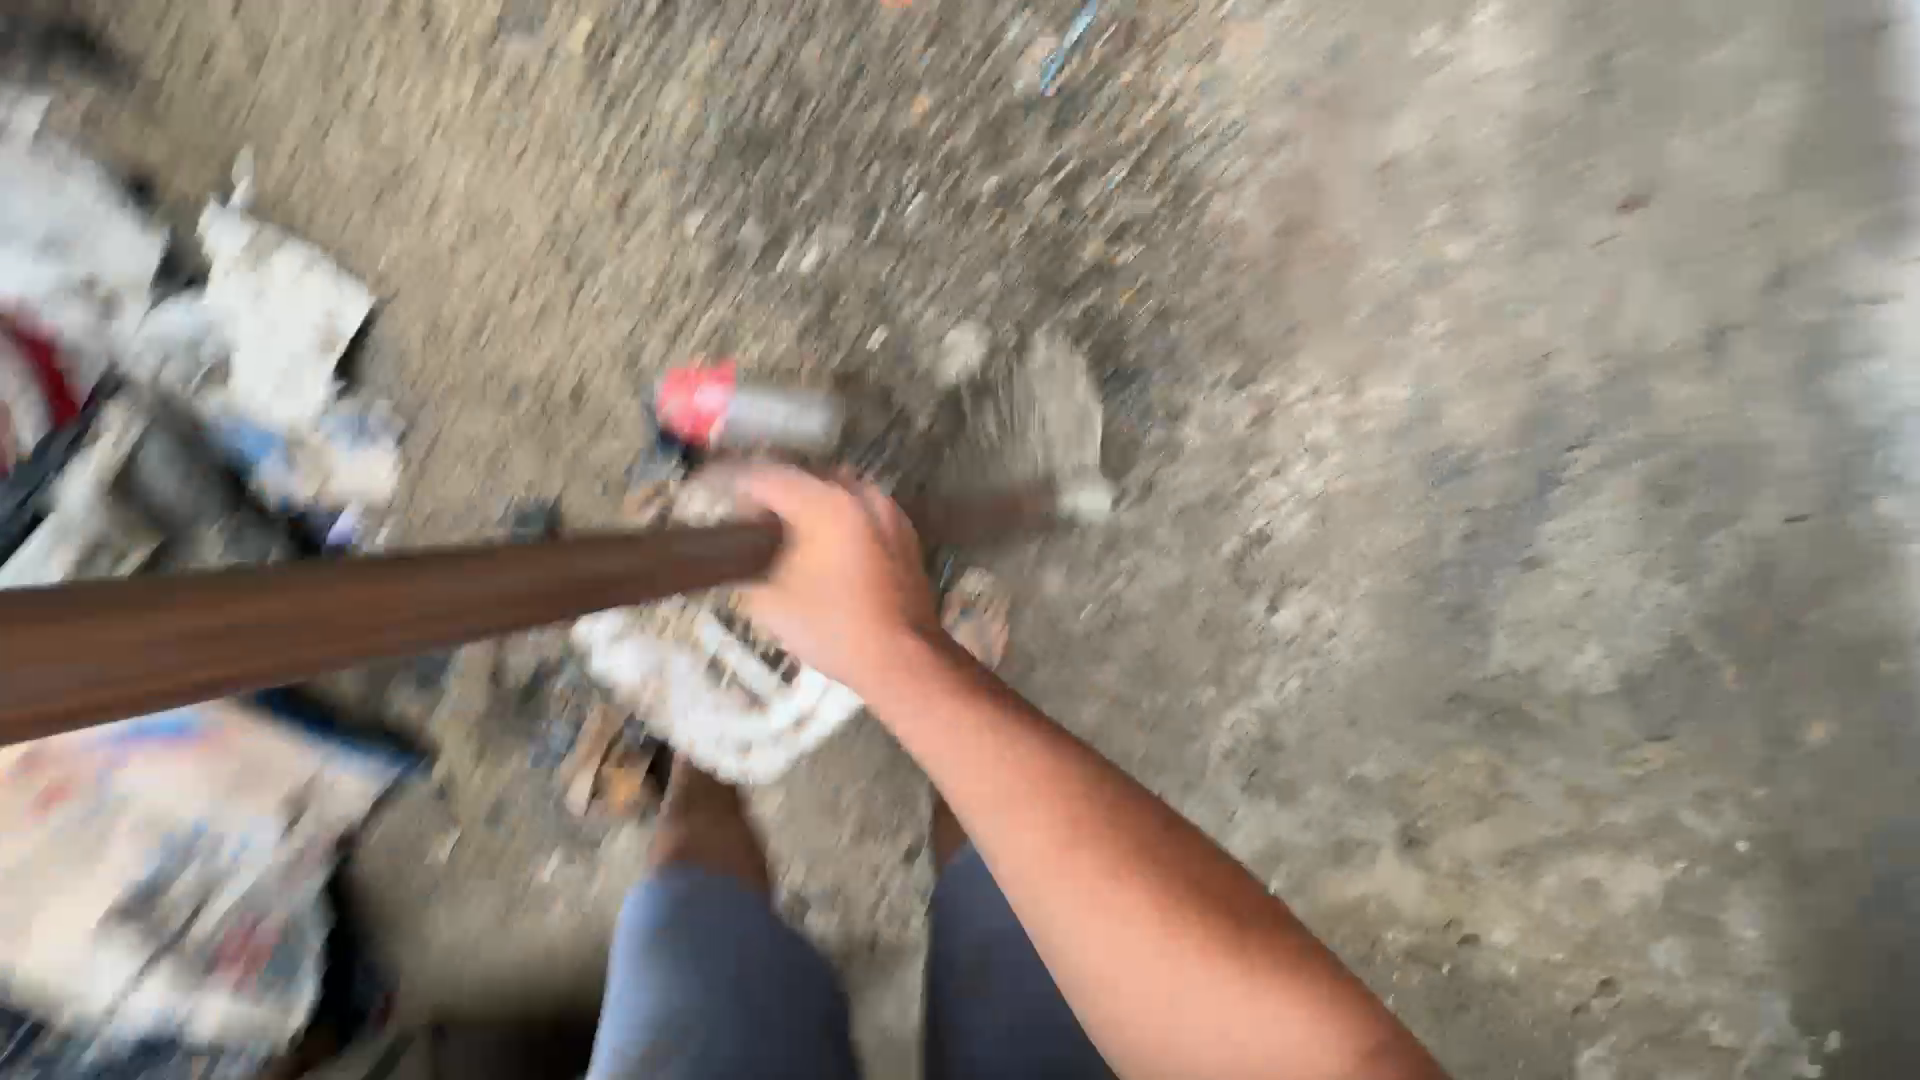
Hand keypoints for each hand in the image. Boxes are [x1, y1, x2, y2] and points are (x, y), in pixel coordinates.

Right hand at [734, 465, 939, 688]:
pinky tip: (821, 545)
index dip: (727, 480)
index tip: (706, 490)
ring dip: (805, 503)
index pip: (764, 475)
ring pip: (835, 491)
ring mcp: (889, 511)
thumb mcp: (769, 602)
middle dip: (770, 491)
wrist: (902, 658)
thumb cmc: (833, 628)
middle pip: (803, 476)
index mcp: (826, 502)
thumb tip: (739, 554)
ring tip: (780, 531)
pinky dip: (835, 518)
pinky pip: (859, 511)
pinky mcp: (904, 533)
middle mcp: (861, 494)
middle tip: (744, 517)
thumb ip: (744, 566)